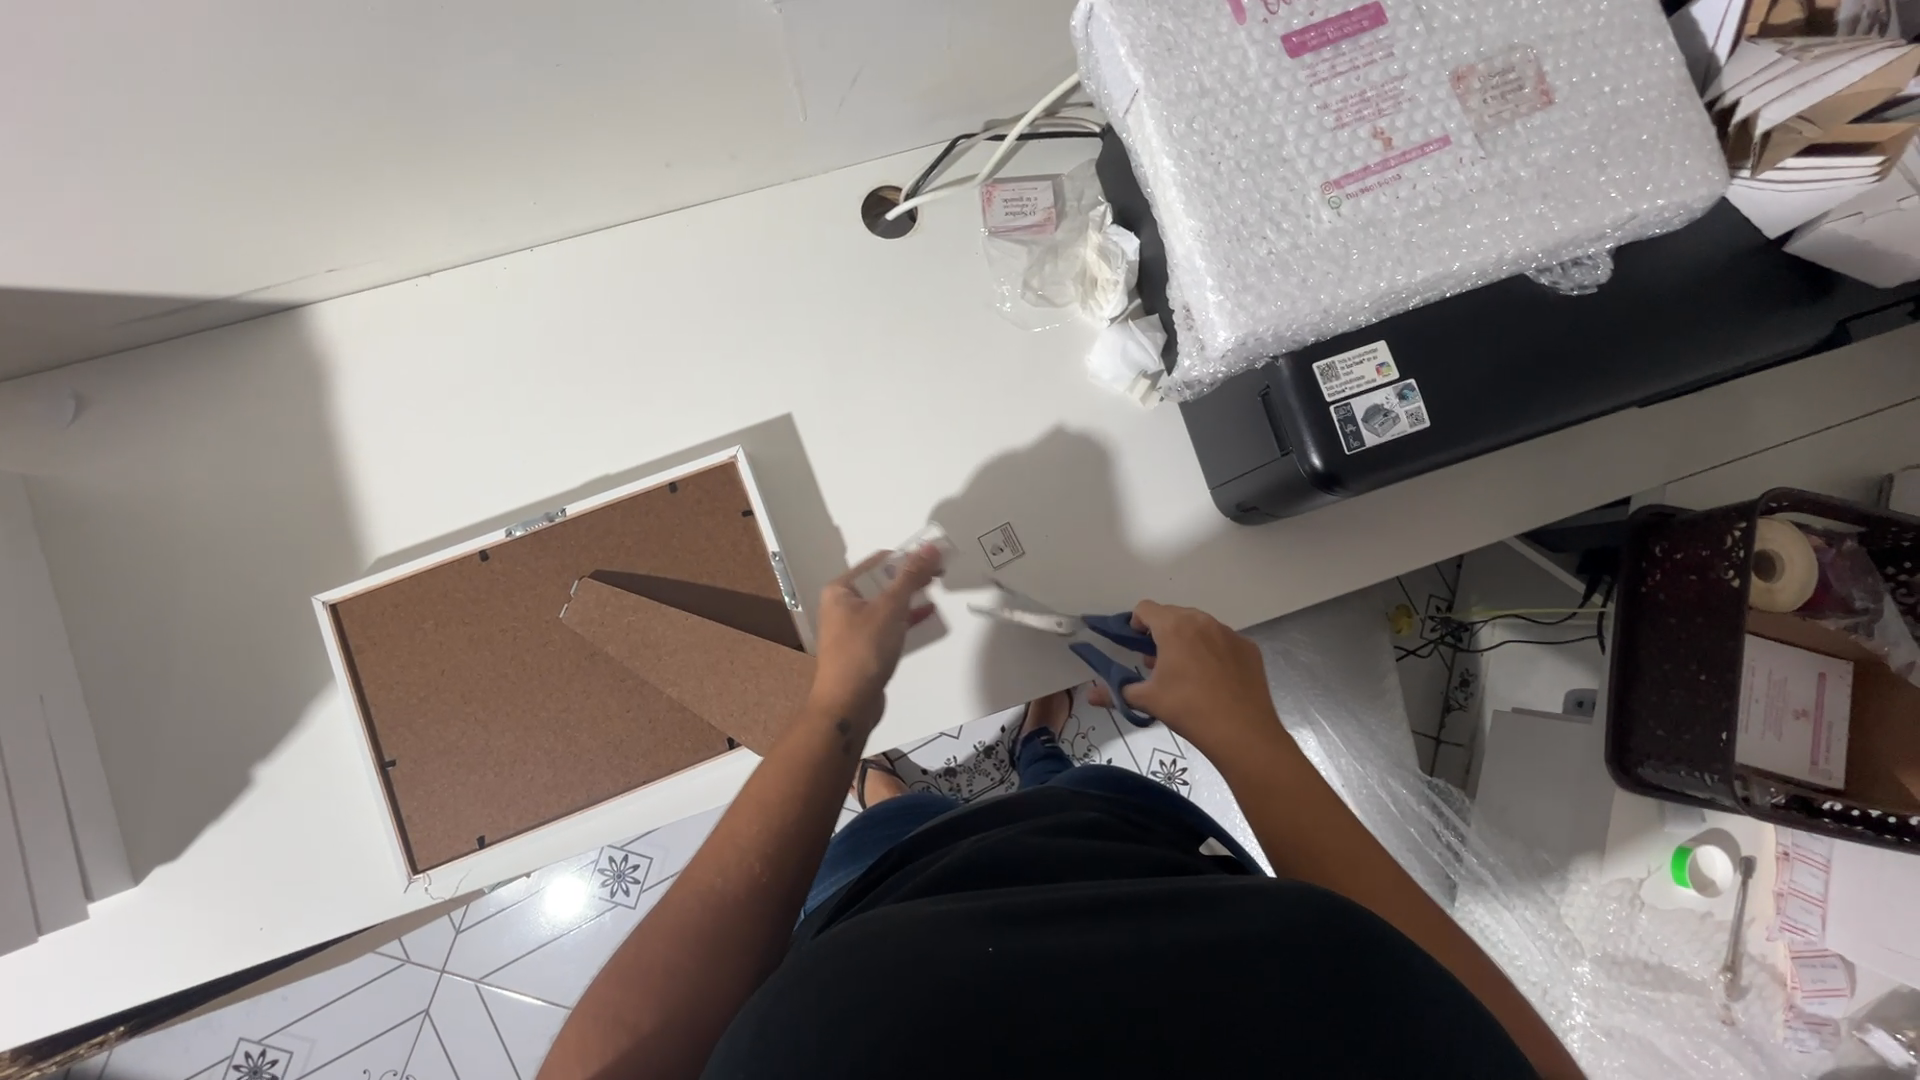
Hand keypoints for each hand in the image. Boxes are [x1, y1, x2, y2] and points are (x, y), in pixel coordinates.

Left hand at [807, 545, 943, 729]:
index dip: (908, 556)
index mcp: (841, 589)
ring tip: (937, 590)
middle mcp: (843, 605)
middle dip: (911, 577)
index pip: (878, 561)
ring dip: (910, 598)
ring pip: (886, 604)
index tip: (935, 556)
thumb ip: (911, 576)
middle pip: (882, 582)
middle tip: (941, 572)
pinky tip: (927, 615)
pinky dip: (905, 619)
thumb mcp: (890, 608)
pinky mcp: (864, 648)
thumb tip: (930, 546)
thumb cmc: (864, 650)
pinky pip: (888, 625)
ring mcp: (852, 628)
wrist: (848, 704)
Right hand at [1086, 600, 1280, 756]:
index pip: (1145, 608)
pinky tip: (1214, 679)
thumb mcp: (1147, 700)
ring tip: (1186, 671)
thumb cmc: (1188, 709)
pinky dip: (1213, 651)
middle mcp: (1202, 621)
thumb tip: (1090, 695)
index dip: (1136, 623)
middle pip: (1173, 614)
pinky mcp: (1248, 648)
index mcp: (1173, 627)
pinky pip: (1223, 641)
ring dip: (1187, 639)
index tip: (1135, 645)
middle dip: (1161, 632)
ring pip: (1200, 626)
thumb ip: (1116, 692)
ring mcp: (1229, 633)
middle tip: (1158, 662)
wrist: (1242, 732)